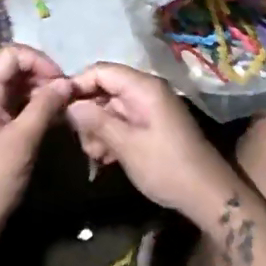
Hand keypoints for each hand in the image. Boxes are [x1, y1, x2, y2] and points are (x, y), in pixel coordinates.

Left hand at [0, 45, 72, 265]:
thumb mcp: (22, 141)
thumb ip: (45, 106)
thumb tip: (66, 82)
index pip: (12, 54)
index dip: (39, 61)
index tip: (62, 81)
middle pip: (15, 70)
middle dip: (43, 77)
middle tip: (67, 98)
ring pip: (17, 91)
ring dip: (41, 95)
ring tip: (63, 111)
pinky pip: (15, 110)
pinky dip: (34, 111)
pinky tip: (52, 124)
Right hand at [65, 63, 236, 213]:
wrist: (207, 194)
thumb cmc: (166, 166)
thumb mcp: (127, 146)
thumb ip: (97, 121)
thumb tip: (69, 105)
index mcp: (143, 86)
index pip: (102, 71)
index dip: (79, 84)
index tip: (58, 106)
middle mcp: (146, 90)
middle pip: (106, 89)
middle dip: (88, 113)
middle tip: (79, 141)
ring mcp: (150, 108)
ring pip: (112, 108)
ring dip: (98, 128)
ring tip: (94, 156)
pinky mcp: (152, 125)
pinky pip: (124, 121)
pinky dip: (111, 135)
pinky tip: (105, 159)